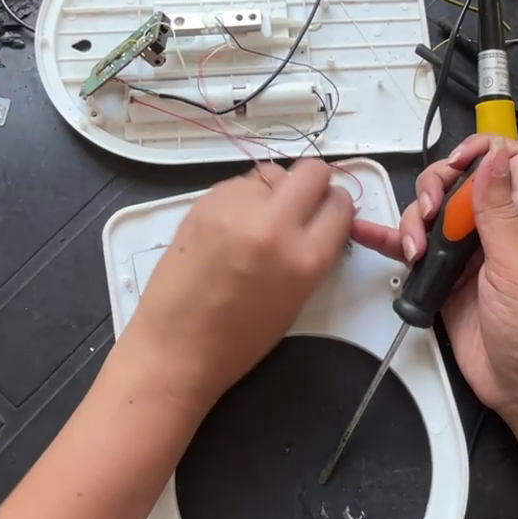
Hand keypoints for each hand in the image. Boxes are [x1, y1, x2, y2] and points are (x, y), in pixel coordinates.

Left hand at [116, 159, 355, 414]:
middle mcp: (276, 225)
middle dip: (313, 184)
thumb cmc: (240, 338)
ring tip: (256, 221)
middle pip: (313, 170)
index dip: (335, 206)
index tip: (326, 212)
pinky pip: (238, 184)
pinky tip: (228, 228)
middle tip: (299, 204)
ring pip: (272, 173)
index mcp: (307, 258)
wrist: (176, 347)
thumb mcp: (297, 297)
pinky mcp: (205, 202)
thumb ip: (313, 252)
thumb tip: (320, 218)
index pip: (341, 204)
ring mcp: (237, 209)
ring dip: (273, 190)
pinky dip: (241, 199)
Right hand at [352, 135, 517, 426]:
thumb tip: (493, 156)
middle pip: (457, 182)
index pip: (507, 163)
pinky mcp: (441, 278)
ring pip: (430, 213)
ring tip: (414, 250)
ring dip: (412, 220)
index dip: (481, 150)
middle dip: (434, 187)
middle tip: (427, 214)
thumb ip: (499, 211)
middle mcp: (492, 229)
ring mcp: (464, 253)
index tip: (455, 163)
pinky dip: (388, 239)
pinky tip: (364, 231)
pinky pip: (411, 250)